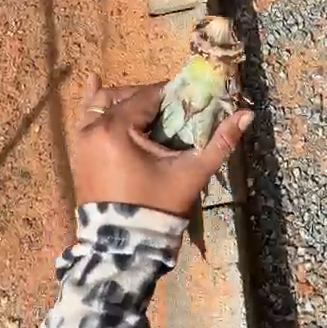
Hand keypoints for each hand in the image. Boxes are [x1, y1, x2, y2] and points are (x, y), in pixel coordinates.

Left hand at [71, 75, 252, 214]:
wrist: (125, 246)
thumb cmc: (159, 207)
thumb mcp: (192, 172)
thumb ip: (220, 141)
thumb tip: (247, 114)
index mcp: (117, 130)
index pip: (147, 97)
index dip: (169, 95)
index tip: (188, 97)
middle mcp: (93, 130)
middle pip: (123, 97)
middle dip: (147, 97)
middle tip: (170, 107)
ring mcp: (81, 142)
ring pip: (100, 104)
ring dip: (122, 99)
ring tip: (144, 101)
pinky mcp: (79, 154)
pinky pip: (84, 118)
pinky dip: (92, 101)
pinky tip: (94, 80)